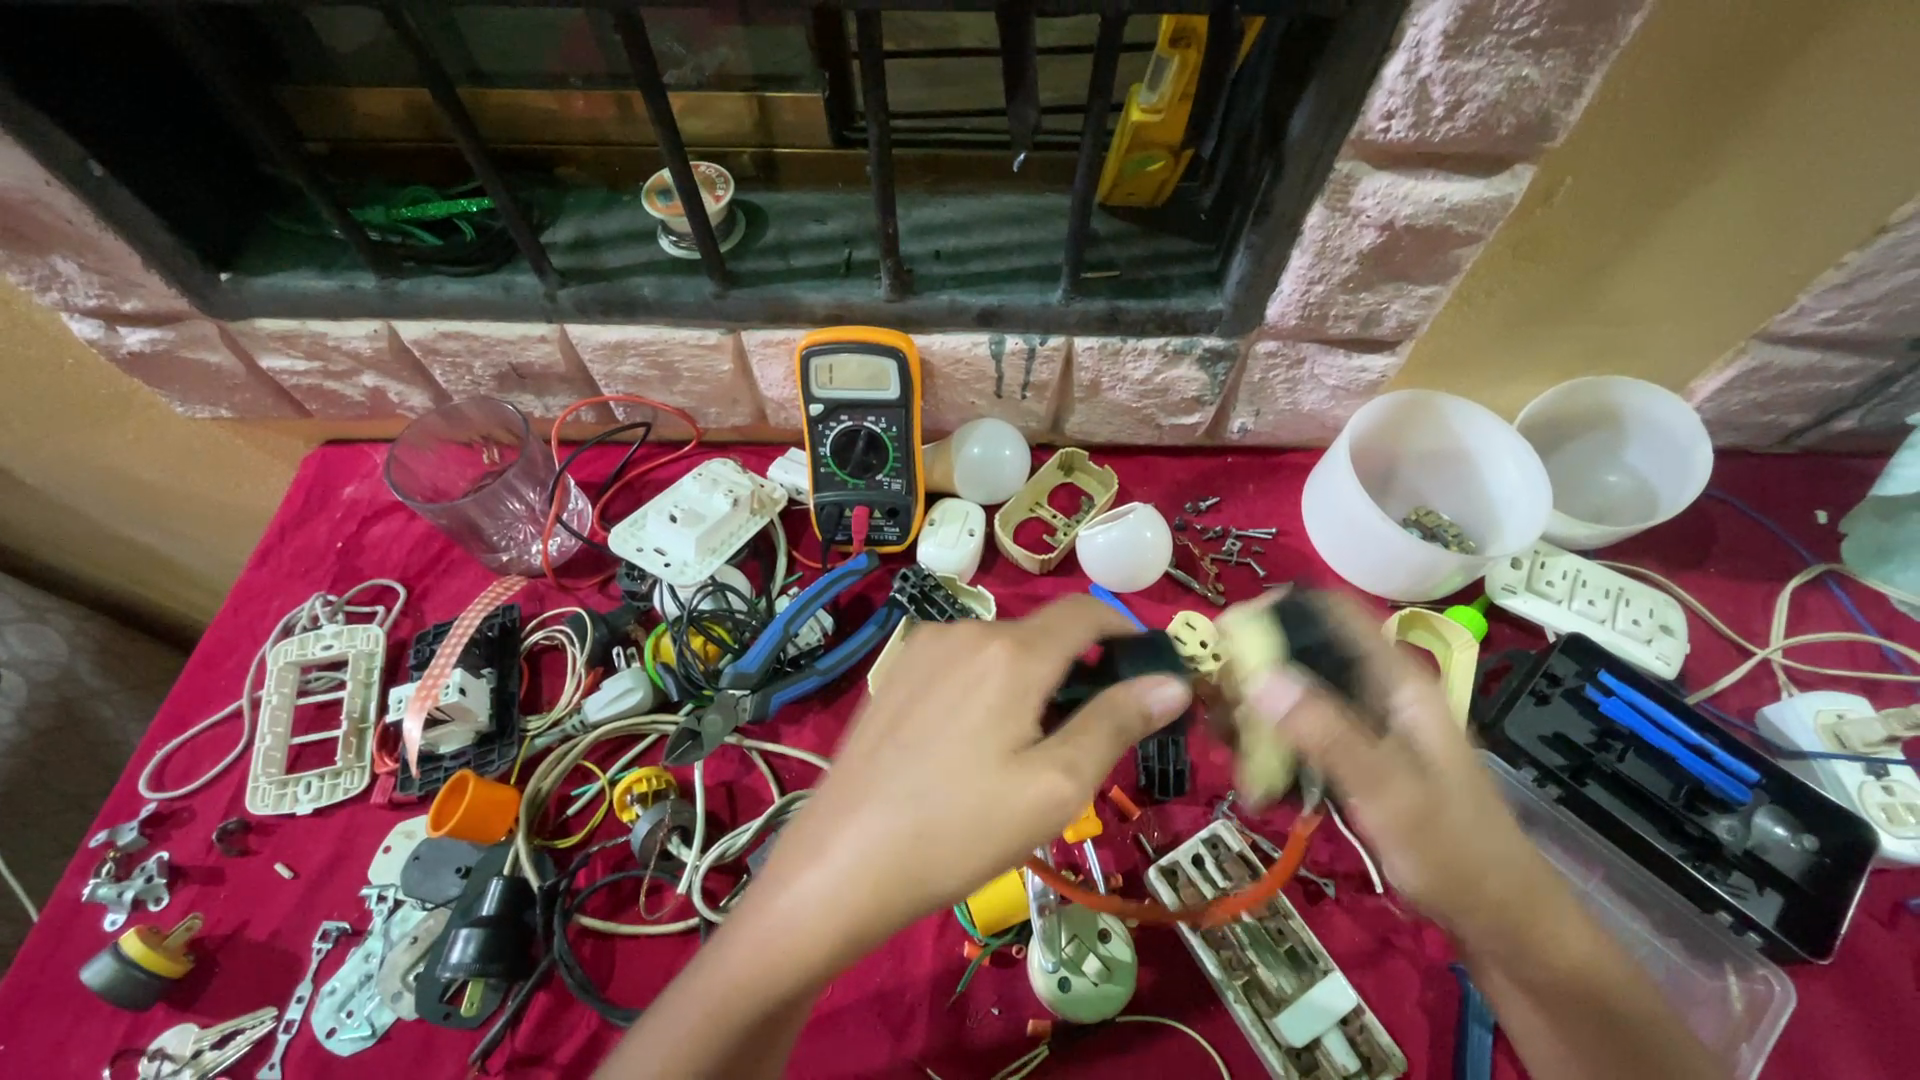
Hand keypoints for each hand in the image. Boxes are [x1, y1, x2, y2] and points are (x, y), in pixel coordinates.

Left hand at [756, 595, 1191, 944]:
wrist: (843, 860)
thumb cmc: (960, 829)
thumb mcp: (1056, 787)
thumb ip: (1116, 723)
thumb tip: (1172, 682)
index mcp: (1012, 652)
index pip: (1087, 611)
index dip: (1127, 630)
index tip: (1149, 669)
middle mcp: (966, 631)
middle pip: (1043, 634)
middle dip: (1079, 670)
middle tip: (1090, 736)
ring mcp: (922, 649)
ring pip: (1001, 650)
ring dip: (1032, 681)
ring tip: (1028, 751)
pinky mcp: (895, 673)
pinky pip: (962, 665)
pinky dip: (990, 687)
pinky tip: (974, 745)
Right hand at [1241, 594, 1549, 936]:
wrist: (1502, 921)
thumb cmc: (1457, 853)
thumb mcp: (1389, 793)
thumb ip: (1327, 734)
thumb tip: (1259, 676)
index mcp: (1397, 683)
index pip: (1335, 613)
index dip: (1280, 609)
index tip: (1226, 632)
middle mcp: (1377, 694)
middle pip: (1304, 655)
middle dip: (1253, 671)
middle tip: (1213, 704)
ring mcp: (1365, 729)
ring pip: (1296, 699)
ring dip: (1255, 717)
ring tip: (1224, 748)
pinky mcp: (1354, 761)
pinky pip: (1300, 739)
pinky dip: (1271, 751)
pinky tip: (1251, 781)